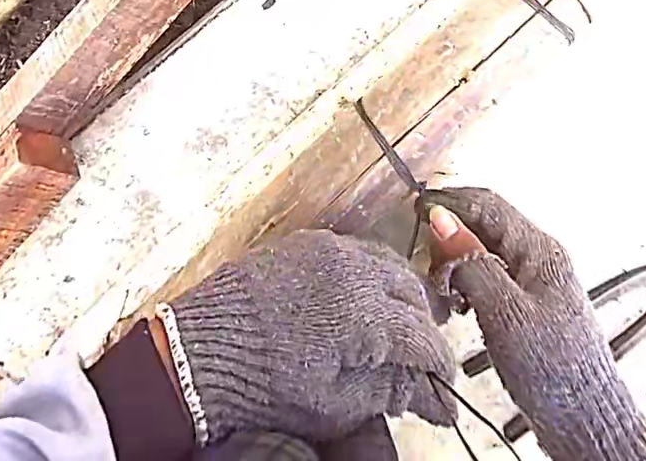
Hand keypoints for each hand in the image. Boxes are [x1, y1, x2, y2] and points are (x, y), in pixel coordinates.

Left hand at [168, 230, 456, 443]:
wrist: (202, 349)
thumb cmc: (261, 384)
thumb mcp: (330, 404)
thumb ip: (385, 391)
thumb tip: (423, 390)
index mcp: (362, 312)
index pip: (420, 336)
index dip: (438, 368)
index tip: (444, 396)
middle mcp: (355, 269)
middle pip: (413, 292)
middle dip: (424, 328)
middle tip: (424, 364)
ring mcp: (333, 248)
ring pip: (391, 265)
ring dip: (403, 297)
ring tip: (400, 331)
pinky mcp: (313, 242)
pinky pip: (361, 252)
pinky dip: (375, 276)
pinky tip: (370, 302)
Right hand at [425, 188, 645, 460]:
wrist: (587, 422)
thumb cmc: (552, 368)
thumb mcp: (503, 312)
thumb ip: (471, 262)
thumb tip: (441, 221)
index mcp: (538, 248)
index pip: (488, 205)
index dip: (451, 202)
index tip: (419, 207)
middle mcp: (539, 256)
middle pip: (488, 224)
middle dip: (453, 231)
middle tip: (425, 251)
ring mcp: (536, 280)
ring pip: (488, 250)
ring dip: (459, 258)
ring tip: (438, 279)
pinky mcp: (530, 305)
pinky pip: (493, 276)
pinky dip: (470, 279)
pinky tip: (458, 300)